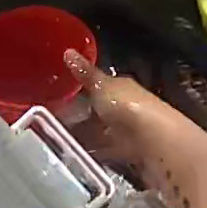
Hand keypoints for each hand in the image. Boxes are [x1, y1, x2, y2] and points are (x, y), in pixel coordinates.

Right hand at [64, 49, 206, 174]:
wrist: (154, 141)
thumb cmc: (127, 106)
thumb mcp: (101, 86)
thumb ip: (85, 73)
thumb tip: (67, 51)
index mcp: (122, 87)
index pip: (99, 86)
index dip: (79, 90)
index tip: (56, 97)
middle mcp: (127, 107)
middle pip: (99, 111)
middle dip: (79, 116)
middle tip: (52, 122)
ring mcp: (128, 131)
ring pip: (101, 132)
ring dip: (85, 136)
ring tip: (59, 142)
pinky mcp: (128, 153)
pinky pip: (105, 151)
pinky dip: (92, 152)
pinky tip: (77, 156)